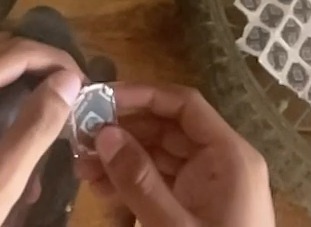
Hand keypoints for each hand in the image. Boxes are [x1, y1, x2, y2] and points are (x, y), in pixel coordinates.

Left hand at [0, 33, 83, 226]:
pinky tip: (15, 131)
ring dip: (20, 80)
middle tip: (70, 92)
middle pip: (1, 49)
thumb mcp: (1, 178)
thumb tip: (69, 80)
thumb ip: (37, 124)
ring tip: (49, 111)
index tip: (84, 82)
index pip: (18, 50)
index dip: (55, 59)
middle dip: (39, 64)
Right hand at [76, 83, 273, 226]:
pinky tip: (101, 192)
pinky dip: (132, 186)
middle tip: (81, 138)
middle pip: (168, 130)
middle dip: (124, 132)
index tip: (101, 100)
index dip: (142, 96)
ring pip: (160, 158)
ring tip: (81, 168)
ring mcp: (211, 191)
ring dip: (121, 160)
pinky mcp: (198, 215)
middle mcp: (222, 165)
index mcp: (230, 156)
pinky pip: (162, 186)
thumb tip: (104, 133)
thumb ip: (138, 180)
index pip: (184, 105)